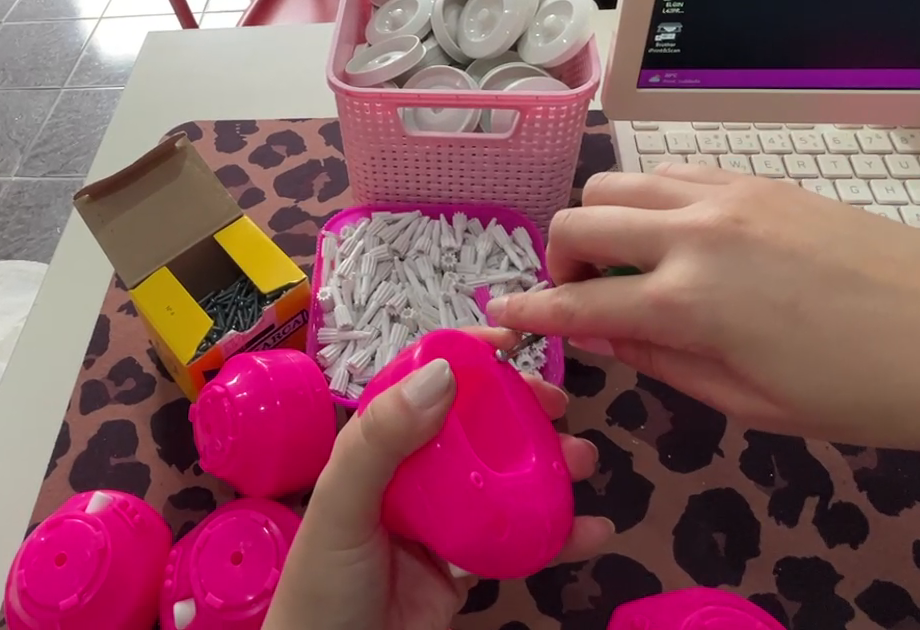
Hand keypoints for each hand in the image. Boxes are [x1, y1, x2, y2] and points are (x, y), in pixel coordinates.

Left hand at [262, 328, 613, 629]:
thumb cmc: (325, 579)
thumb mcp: (342, 502)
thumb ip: (383, 438)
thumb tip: (445, 372)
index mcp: (379, 441)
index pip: (424, 381)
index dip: (464, 354)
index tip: (510, 340)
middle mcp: (414, 468)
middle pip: (474, 423)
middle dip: (519, 406)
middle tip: (561, 403)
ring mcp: (444, 516)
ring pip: (503, 475)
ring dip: (547, 463)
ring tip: (586, 460)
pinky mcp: (467, 565)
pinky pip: (518, 539)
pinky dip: (556, 533)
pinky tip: (593, 531)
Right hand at [485, 165, 919, 473]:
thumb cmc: (869, 396)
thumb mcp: (753, 404)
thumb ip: (660, 361)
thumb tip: (600, 334)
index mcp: (688, 304)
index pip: (577, 304)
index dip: (529, 312)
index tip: (497, 314)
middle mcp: (690, 234)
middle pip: (576, 223)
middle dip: (558, 261)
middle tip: (584, 295)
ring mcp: (721, 196)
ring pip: (613, 184)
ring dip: (598, 223)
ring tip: (628, 260)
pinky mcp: (752, 179)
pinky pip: (667, 174)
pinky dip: (646, 201)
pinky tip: (675, 232)